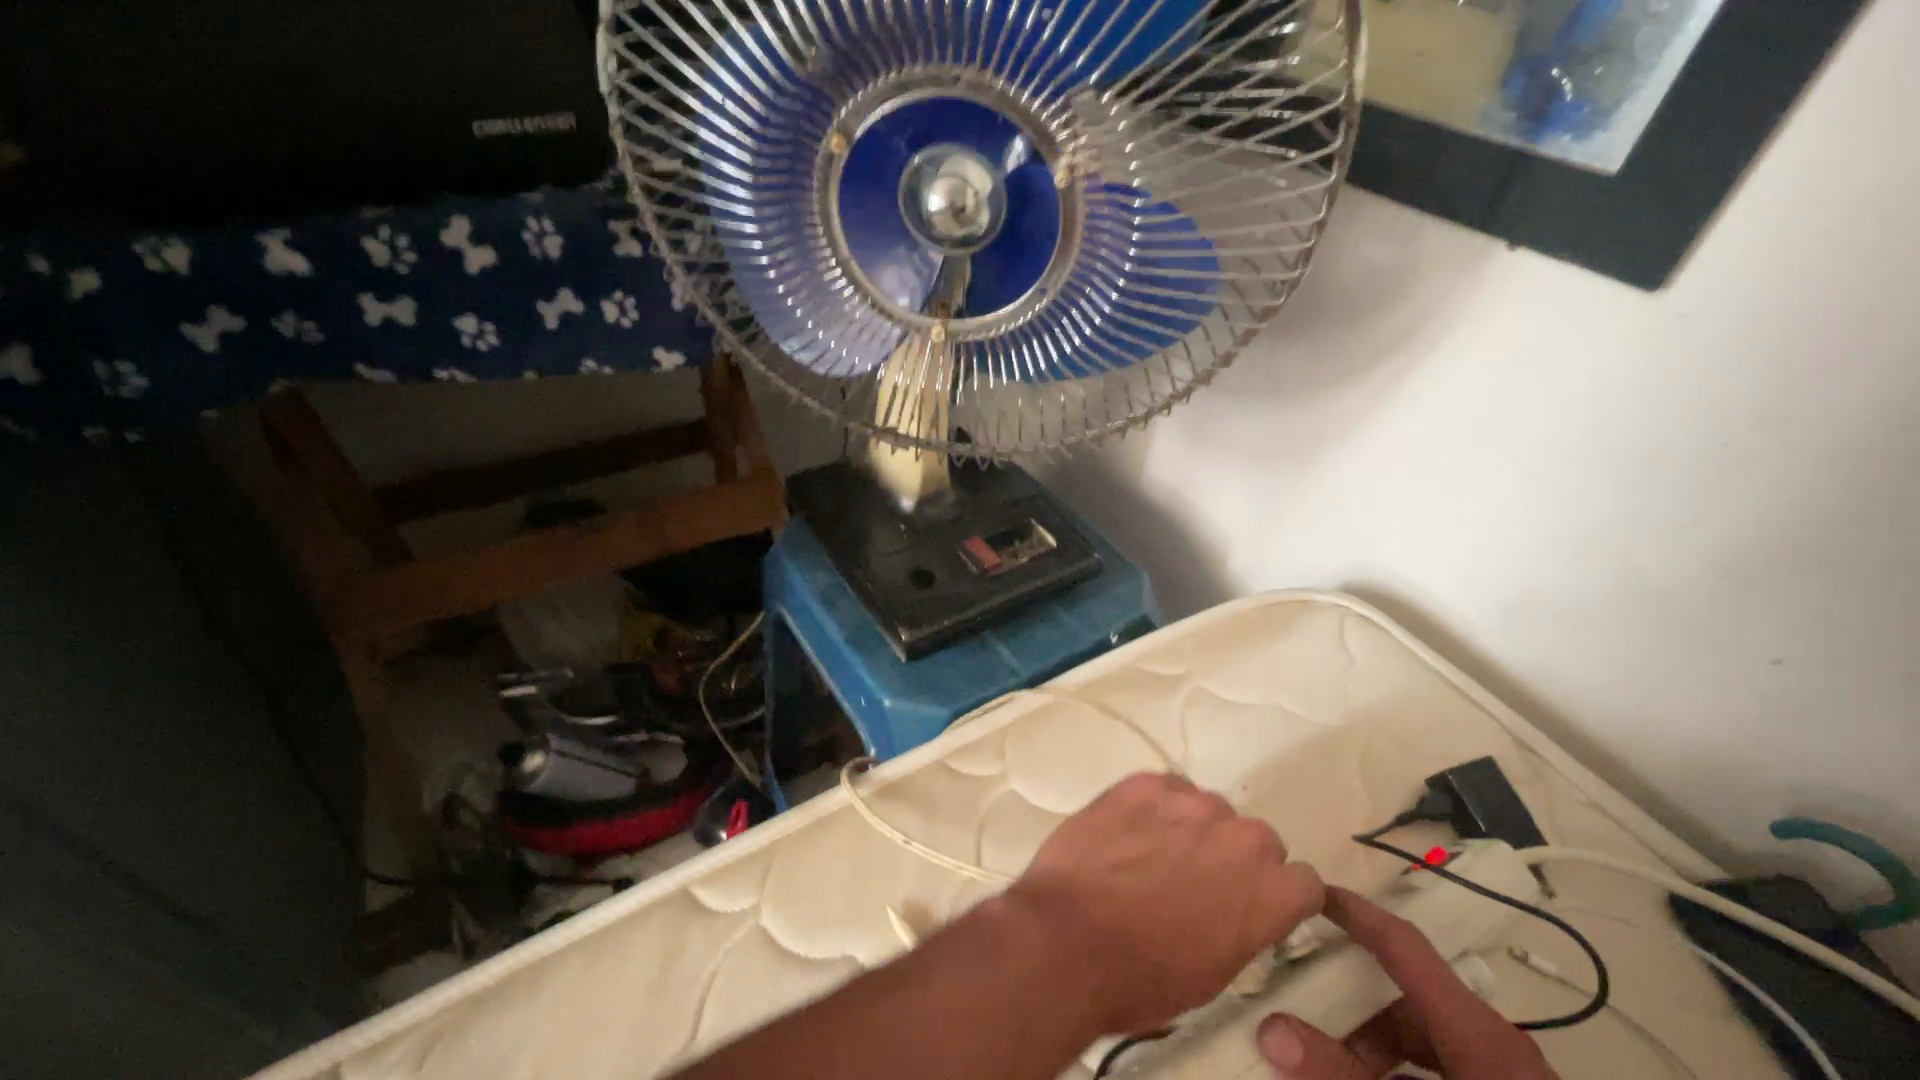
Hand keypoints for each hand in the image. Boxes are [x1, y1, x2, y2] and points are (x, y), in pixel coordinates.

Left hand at [1003, 772, 1325, 1035]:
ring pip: (1207, 809)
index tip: (1251, 907)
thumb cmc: (1142, 978)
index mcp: (1271, 892)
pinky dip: (1151, 807)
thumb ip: (1241, 929)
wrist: (1068, 940)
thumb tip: (1233, 912)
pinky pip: (1163, 788)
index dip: (1276, 896)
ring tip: (1149, 855)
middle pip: (1255, 840)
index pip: (1302, 883)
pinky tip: (1125, 833)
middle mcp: (1242, 838)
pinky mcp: (1143, 783)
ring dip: (1191, 829)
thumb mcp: (1212, 974)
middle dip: (1233, 859)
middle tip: (1193, 883)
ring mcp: (1191, 803)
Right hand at [1256, 887, 1558, 1078]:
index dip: (1357, 914)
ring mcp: (1497, 1075)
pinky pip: (1434, 1075)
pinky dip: (1396, 1076)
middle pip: (1404, 1001)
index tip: (1310, 890)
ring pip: (1419, 1044)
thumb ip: (1343, 1073)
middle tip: (1299, 1021)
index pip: (1404, 945)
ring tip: (1323, 1068)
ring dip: (1369, 1052)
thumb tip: (1271, 1029)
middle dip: (1349, 1011)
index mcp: (1476, 1030)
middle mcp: (1490, 1044)